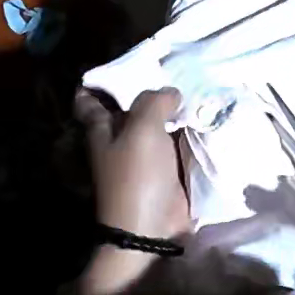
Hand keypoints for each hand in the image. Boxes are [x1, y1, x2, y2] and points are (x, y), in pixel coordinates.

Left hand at [74, 87, 188, 294]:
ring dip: (173, 111)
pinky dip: (187, 131)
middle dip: (148, 90)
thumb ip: (155, 101)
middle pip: (130, 108)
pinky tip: (204, 116)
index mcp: (101, 129)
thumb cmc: (138, 175)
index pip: (90, 100)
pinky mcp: (167, 170)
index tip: (126, 65)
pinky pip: (177, 143)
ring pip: (157, 124)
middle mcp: (119, 140)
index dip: (101, 82)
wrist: (151, 228)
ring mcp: (144, 156)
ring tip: (196, 86)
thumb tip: (171, 93)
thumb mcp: (143, 128)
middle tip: (174, 68)